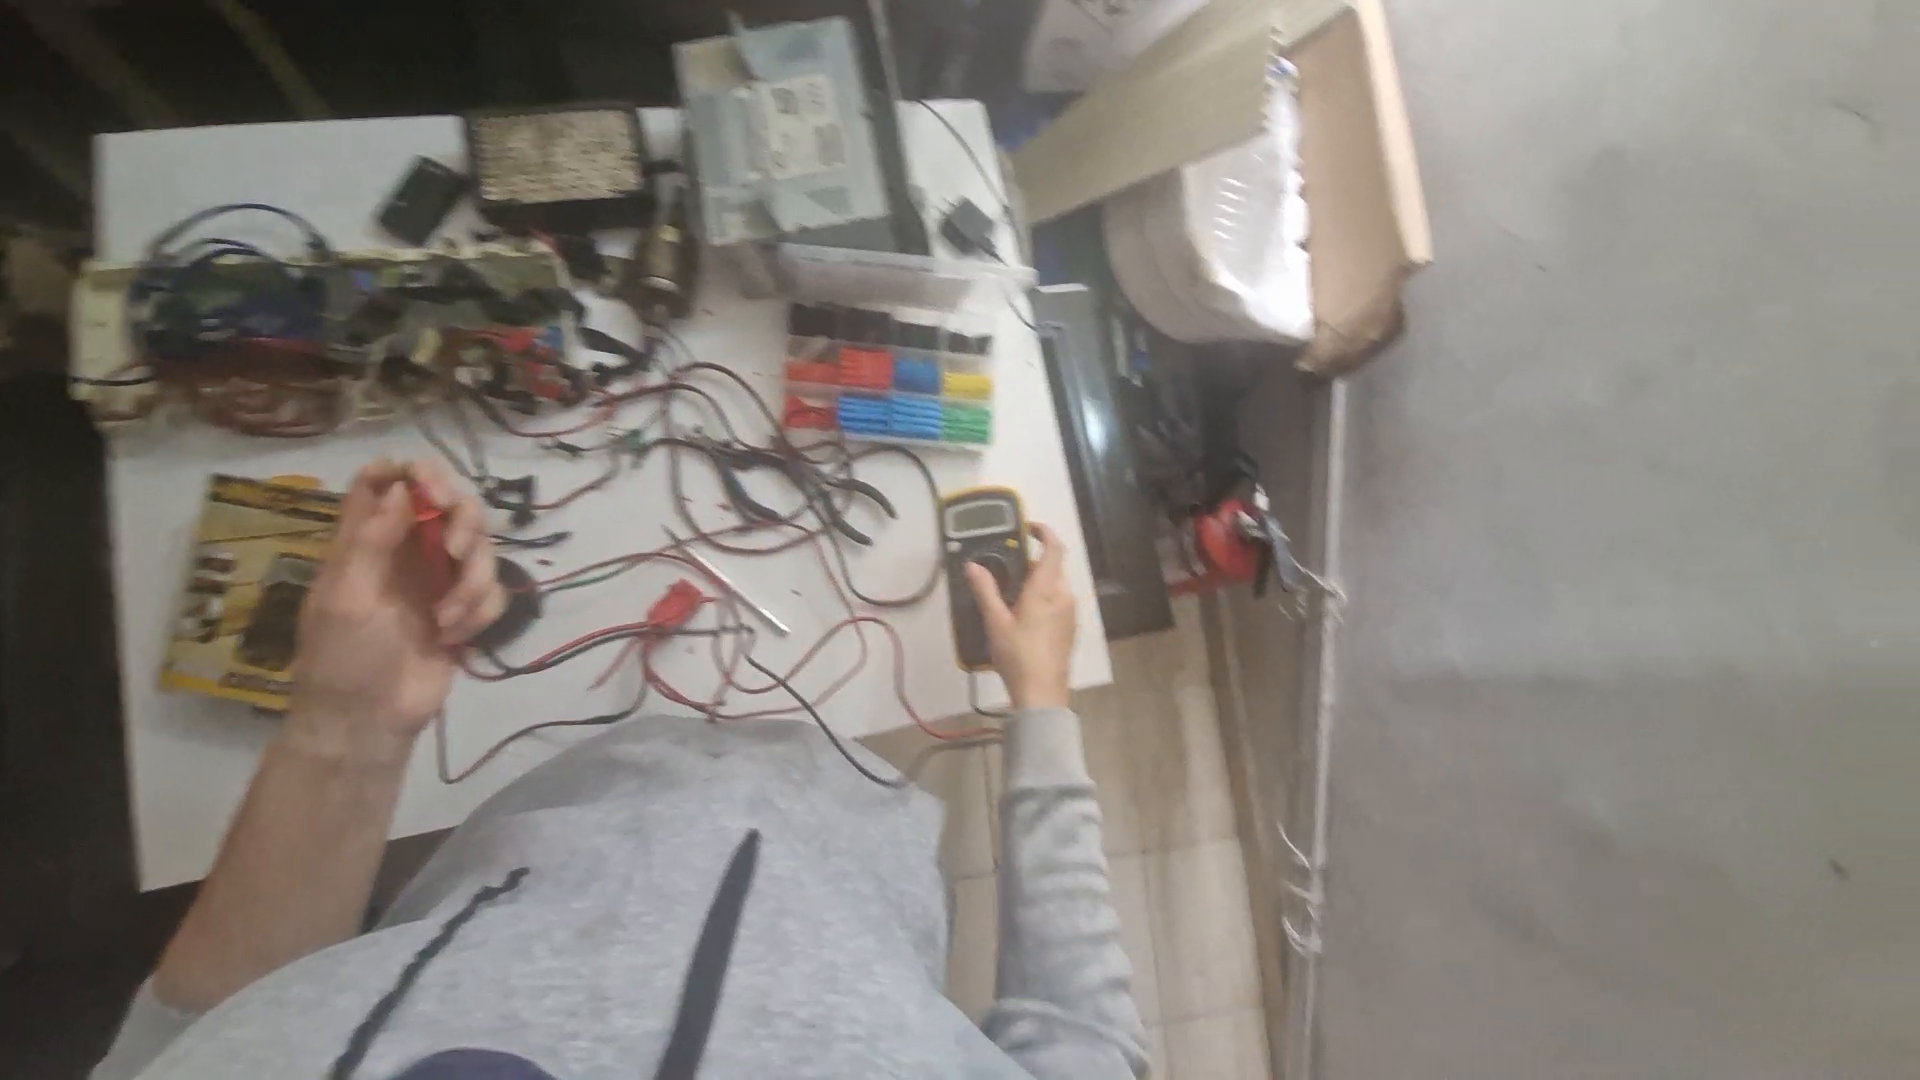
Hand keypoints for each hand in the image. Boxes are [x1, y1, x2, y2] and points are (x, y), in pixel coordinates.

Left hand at [286, 460, 504, 760]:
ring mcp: (440, 580)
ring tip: (448, 619)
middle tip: (456, 550)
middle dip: (464, 524)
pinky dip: (481, 612)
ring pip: (483, 550)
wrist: (370, 720)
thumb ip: (371, 539)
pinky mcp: (467, 610)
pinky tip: (455, 636)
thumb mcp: (347, 596)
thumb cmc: (344, 658)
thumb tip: (401, 486)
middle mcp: (409, 551)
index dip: (415, 474)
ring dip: (473, 583)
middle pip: (453, 507)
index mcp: (367, 541)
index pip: (387, 483)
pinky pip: (494, 592)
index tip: (433, 490)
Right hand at [964, 522, 1076, 709]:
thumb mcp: (996, 622)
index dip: (1044, 532)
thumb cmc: (1018, 654)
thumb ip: (985, 590)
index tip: (1028, 527)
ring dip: (1036, 581)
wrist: (1042, 694)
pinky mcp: (1070, 629)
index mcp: (1047, 589)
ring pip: (1055, 585)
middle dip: (1031, 561)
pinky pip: (1058, 602)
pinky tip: (1023, 614)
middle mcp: (1064, 596)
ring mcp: (1070, 613)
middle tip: (1005, 566)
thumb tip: (972, 565)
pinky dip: (1042, 597)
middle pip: (1052, 567)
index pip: (1054, 549)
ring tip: (1009, 592)